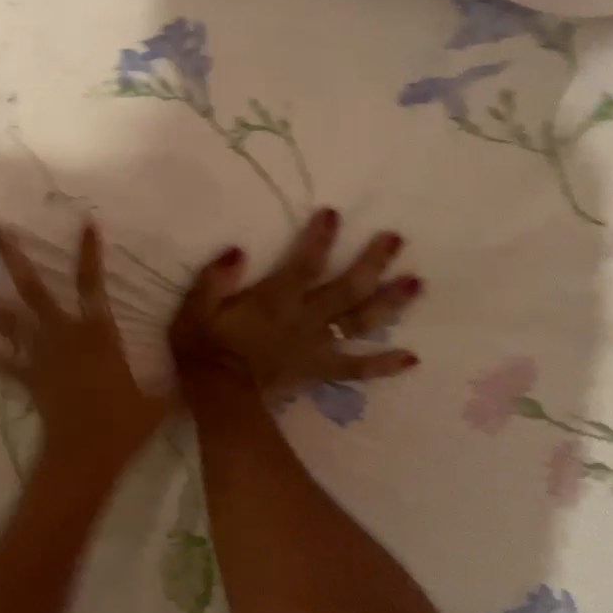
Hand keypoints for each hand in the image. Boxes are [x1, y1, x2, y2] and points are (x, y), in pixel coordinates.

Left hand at [0, 222, 172, 469]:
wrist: (90, 456)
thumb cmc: (127, 424)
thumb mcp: (163, 393)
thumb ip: (173, 367)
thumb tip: (193, 349)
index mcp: (96, 332)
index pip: (93, 284)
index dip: (89, 253)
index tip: (85, 223)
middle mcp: (61, 334)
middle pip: (33, 289)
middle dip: (14, 258)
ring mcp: (38, 355)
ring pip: (6, 320)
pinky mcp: (25, 379)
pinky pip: (0, 364)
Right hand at [169, 208, 420, 403]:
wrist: (218, 397)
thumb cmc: (202, 346)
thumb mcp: (196, 307)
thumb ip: (216, 279)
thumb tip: (238, 251)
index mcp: (274, 300)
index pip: (305, 264)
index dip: (320, 239)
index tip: (335, 215)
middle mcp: (304, 318)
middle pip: (346, 288)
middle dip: (372, 262)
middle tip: (396, 240)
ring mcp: (317, 345)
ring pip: (361, 321)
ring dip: (391, 303)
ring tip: (417, 284)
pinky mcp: (320, 370)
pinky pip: (357, 367)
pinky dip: (385, 364)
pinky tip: (412, 358)